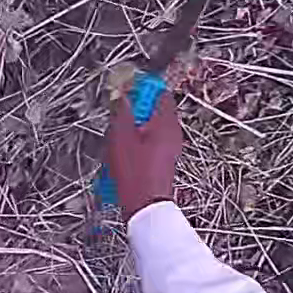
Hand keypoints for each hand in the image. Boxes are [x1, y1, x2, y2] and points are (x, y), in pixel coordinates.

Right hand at [103, 91, 182, 215]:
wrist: (145, 204)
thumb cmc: (136, 171)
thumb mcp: (121, 135)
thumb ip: (123, 111)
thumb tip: (123, 97)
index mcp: (166, 122)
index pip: (160, 93)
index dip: (144, 89)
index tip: (129, 92)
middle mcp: (172, 133)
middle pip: (156, 110)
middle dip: (136, 110)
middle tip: (120, 116)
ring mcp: (170, 147)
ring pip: (152, 127)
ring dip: (135, 127)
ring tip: (119, 137)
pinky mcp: (164, 160)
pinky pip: (151, 142)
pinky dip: (138, 142)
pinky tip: (124, 152)